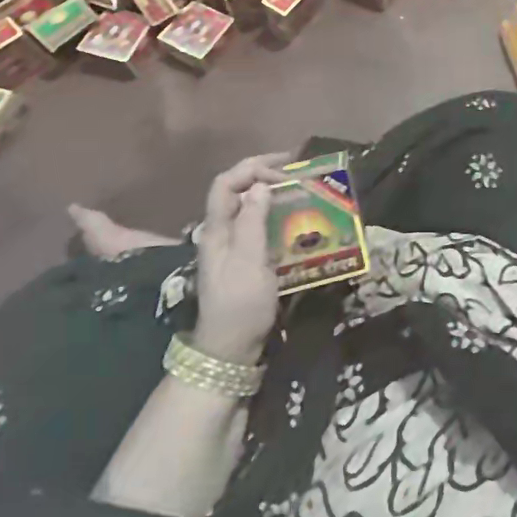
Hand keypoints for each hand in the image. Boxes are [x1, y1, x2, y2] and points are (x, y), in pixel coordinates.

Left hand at [191, 153, 291, 364]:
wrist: (231, 348)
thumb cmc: (240, 304)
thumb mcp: (249, 262)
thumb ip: (252, 221)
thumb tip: (260, 186)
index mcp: (216, 228)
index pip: (226, 183)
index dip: (253, 169)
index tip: (284, 170)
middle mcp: (221, 231)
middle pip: (236, 189)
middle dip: (263, 173)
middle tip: (295, 168)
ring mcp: (232, 245)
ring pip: (248, 206)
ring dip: (271, 192)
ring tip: (299, 187)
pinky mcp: (245, 258)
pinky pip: (257, 224)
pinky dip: (275, 213)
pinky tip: (294, 217)